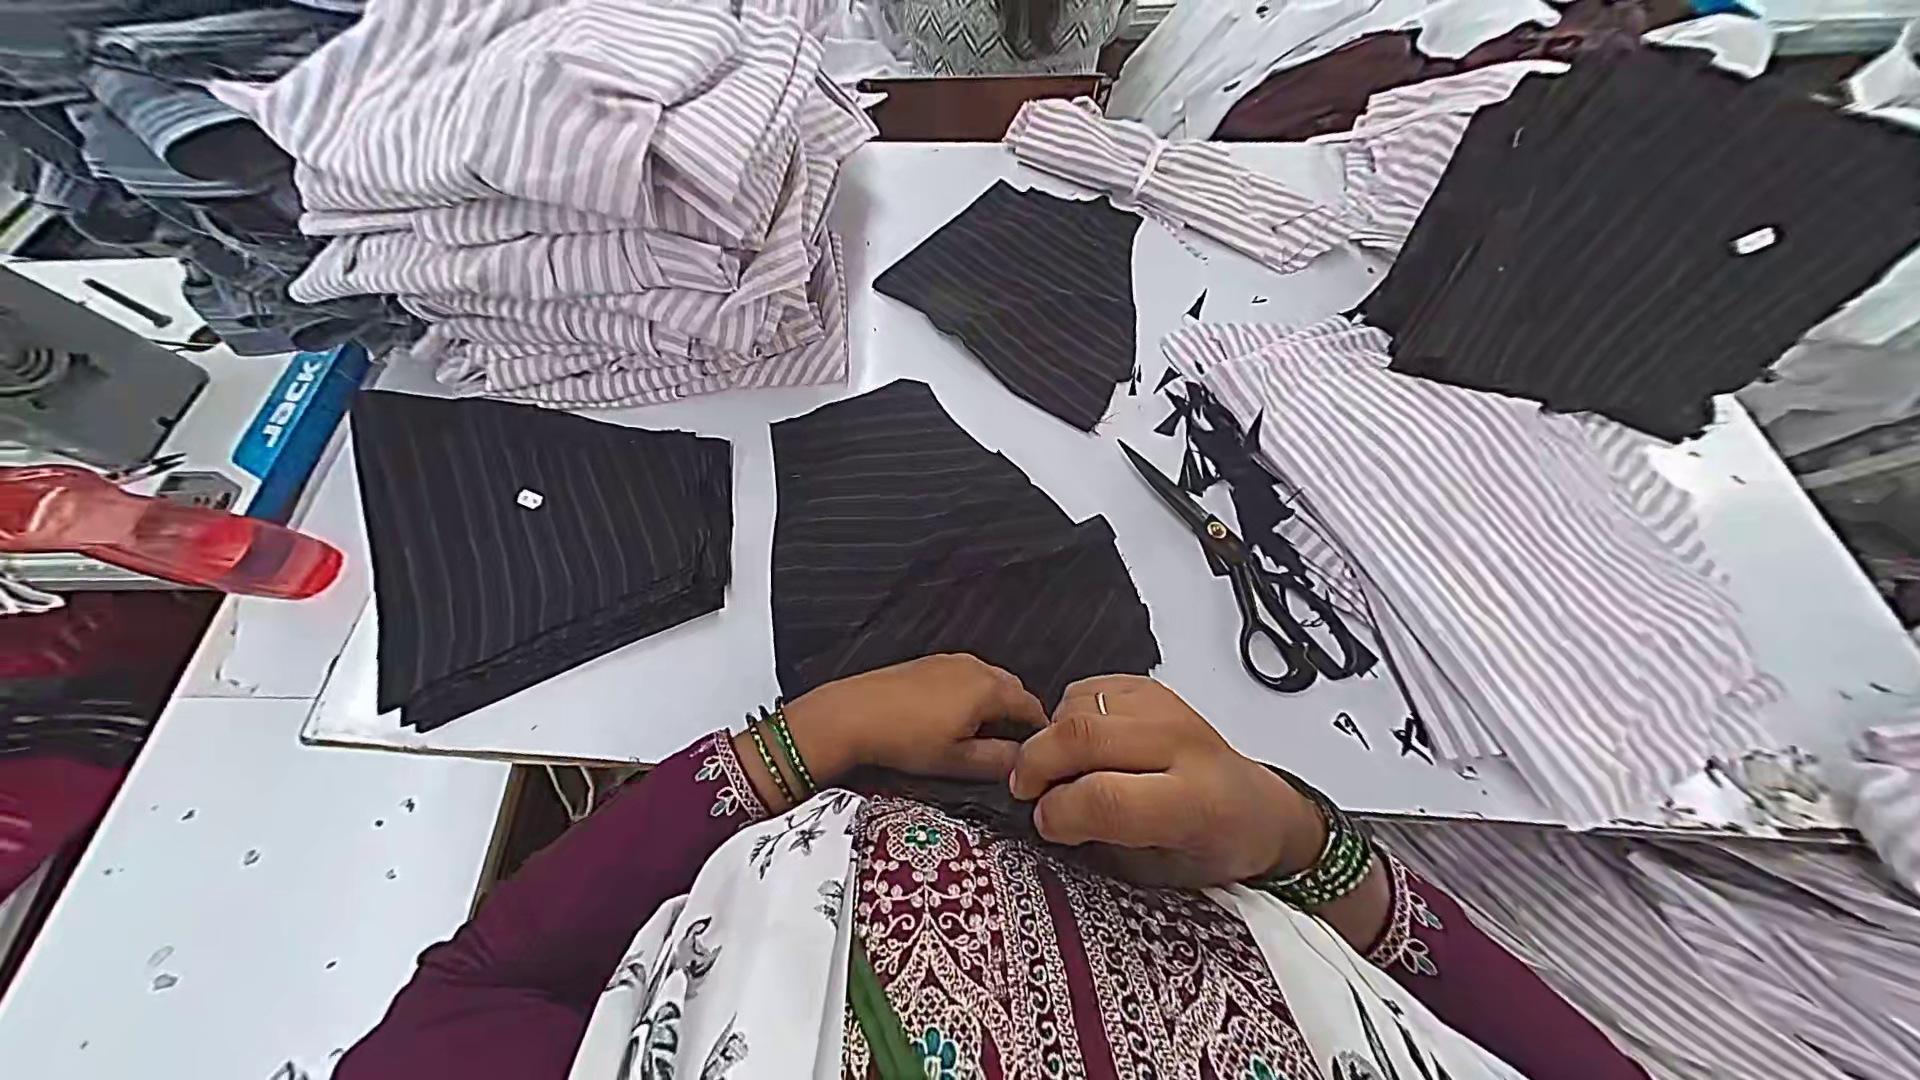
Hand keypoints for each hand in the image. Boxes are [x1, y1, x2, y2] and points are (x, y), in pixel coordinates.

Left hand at [781, 654, 1047, 785]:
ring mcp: (949, 662)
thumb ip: (998, 761)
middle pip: (1013, 689)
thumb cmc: (900, 736)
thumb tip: (1019, 762)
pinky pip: (964, 676)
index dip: (1038, 730)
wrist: (854, 715)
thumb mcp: (958, 762)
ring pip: (988, 681)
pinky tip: (950, 719)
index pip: (1031, 706)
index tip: (1036, 748)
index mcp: (987, 688)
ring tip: (976, 735)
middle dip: (1016, 715)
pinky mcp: (929, 663)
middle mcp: (972, 667)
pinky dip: (969, 695)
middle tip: (1009, 746)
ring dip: (992, 704)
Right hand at [1008, 675, 1324, 887]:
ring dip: (1049, 740)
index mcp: (1196, 802)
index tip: (1046, 823)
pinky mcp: (1148, 687)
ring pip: (1076, 708)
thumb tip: (1044, 815)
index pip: (1107, 797)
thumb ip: (1102, 843)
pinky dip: (1064, 715)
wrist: (1255, 805)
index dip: (1059, 812)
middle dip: (1036, 764)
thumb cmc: (1214, 845)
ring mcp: (1164, 707)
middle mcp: (1181, 743)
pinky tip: (1078, 742)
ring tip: (1057, 768)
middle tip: (1025, 788)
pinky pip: (1084, 689)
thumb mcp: (1163, 872)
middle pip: (1082, 737)